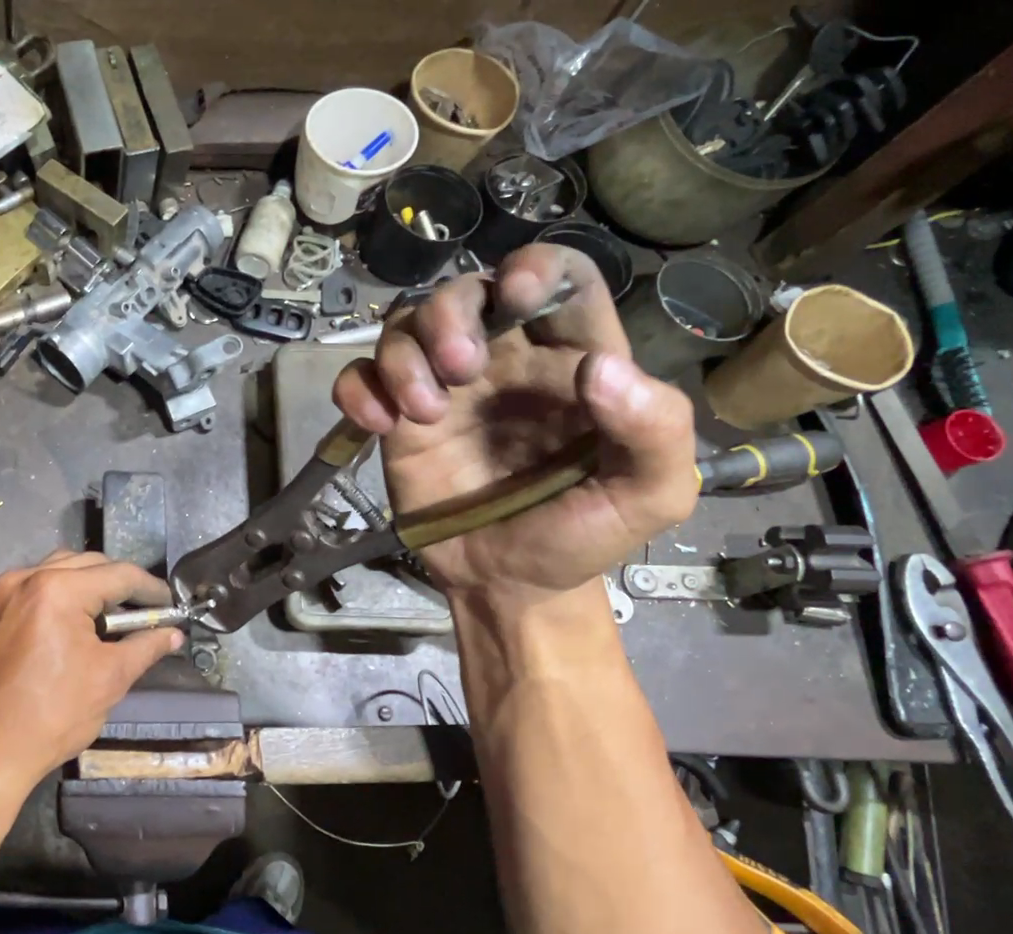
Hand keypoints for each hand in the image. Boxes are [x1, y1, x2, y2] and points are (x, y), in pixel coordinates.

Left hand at [0, 552, 184, 790]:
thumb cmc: (52, 714)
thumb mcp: (109, 678)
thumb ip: (144, 647)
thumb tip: (173, 634)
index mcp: (57, 589)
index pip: (118, 575)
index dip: (152, 590)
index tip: (173, 607)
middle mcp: (26, 578)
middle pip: (89, 565)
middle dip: (122, 586)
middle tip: (148, 614)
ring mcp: (5, 594)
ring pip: (61, 571)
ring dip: (92, 587)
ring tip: (117, 618)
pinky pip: (39, 588)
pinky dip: (65, 597)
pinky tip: (82, 624)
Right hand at [333, 244, 697, 603]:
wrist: (508, 587)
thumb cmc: (581, 536)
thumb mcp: (651, 494)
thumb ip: (654, 428)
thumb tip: (599, 369)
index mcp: (570, 360)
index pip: (557, 279)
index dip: (535, 268)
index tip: (517, 296)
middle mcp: (502, 363)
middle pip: (464, 292)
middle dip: (453, 314)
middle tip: (461, 369)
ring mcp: (443, 392)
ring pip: (403, 326)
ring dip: (404, 356)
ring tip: (422, 413)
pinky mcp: (396, 425)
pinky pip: (360, 379)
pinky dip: (357, 390)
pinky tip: (376, 426)